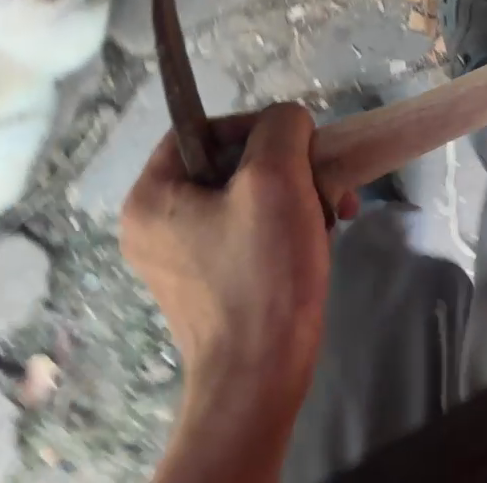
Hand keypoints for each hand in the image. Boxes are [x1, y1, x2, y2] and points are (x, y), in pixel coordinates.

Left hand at [120, 104, 348, 407]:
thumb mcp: (277, 179)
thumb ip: (281, 129)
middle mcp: (157, 223)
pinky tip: (323, 233)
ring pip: (253, 193)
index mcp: (151, 198)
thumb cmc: (263, 269)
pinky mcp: (216, 276)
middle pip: (234, 162)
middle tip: (327, 183)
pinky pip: (256, 226)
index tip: (299, 145)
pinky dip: (293, 221)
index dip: (255, 126)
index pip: (201, 129)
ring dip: (302, 193)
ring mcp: (186, 254)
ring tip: (334, 212)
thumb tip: (288, 120)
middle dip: (292, 166)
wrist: (262, 366)